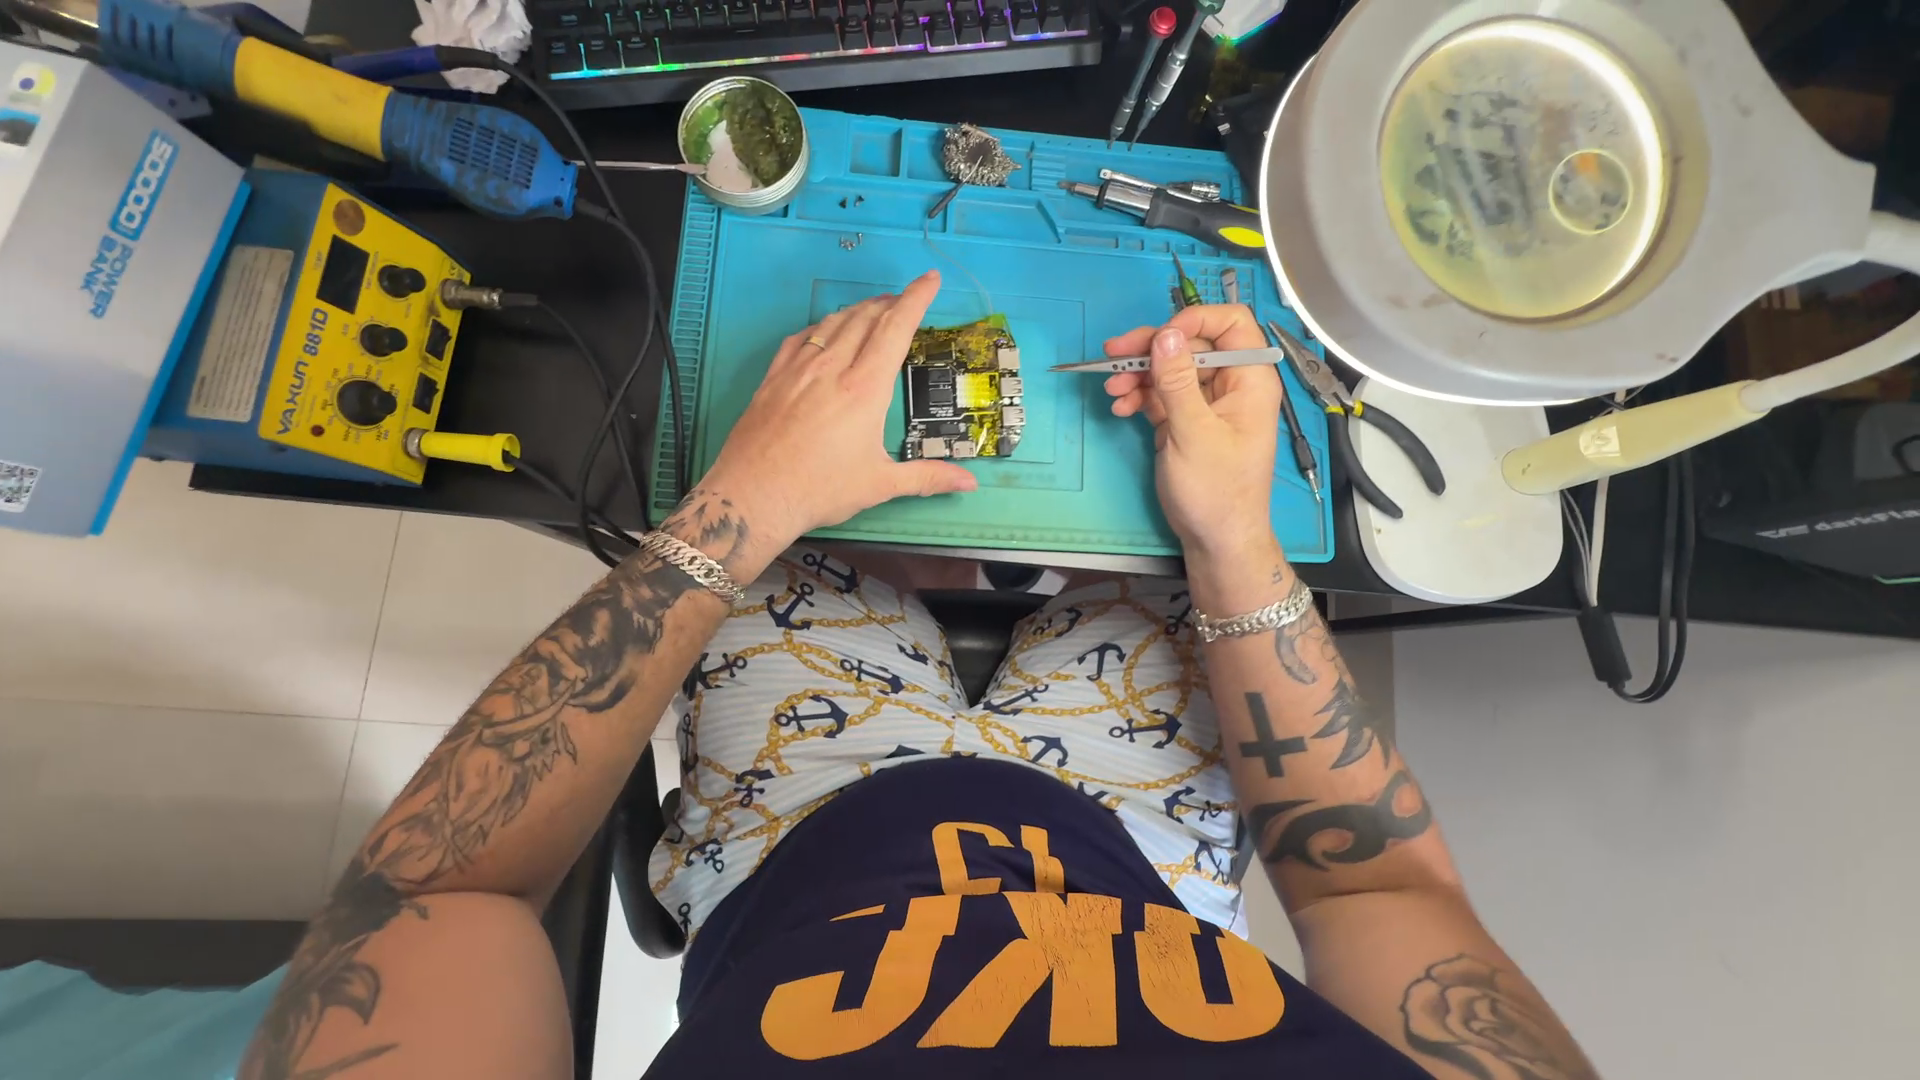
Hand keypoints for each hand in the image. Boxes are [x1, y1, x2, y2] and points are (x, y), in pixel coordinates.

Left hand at [694, 270, 977, 566]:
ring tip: (873, 310)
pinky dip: (821, 327)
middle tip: (906, 299)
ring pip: (832, 323)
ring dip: (858, 310)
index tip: (929, 280)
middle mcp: (832, 368)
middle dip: (890, 302)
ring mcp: (798, 369)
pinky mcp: (773, 377)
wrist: (753, 495)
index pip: (895, 328)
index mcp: (864, 389)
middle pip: (865, 318)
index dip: (916, 299)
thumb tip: (969, 484)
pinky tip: (824, 332)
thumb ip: (927, 478)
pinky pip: (801, 338)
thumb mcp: (880, 485)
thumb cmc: (820, 490)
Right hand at [1104, 304, 1284, 559]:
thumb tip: (1165, 333)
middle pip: (1191, 344)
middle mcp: (1230, 384)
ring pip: (1170, 369)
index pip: (1231, 324)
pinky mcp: (1184, 421)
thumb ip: (1177, 380)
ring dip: (1138, 375)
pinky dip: (1139, 397)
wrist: (1215, 539)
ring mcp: (1205, 403)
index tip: (1158, 337)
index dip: (1194, 320)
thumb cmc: (1215, 489)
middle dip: (1151, 348)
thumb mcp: (1193, 432)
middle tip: (1113, 354)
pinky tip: (1120, 407)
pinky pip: (1160, 395)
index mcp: (1249, 379)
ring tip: (1111, 390)